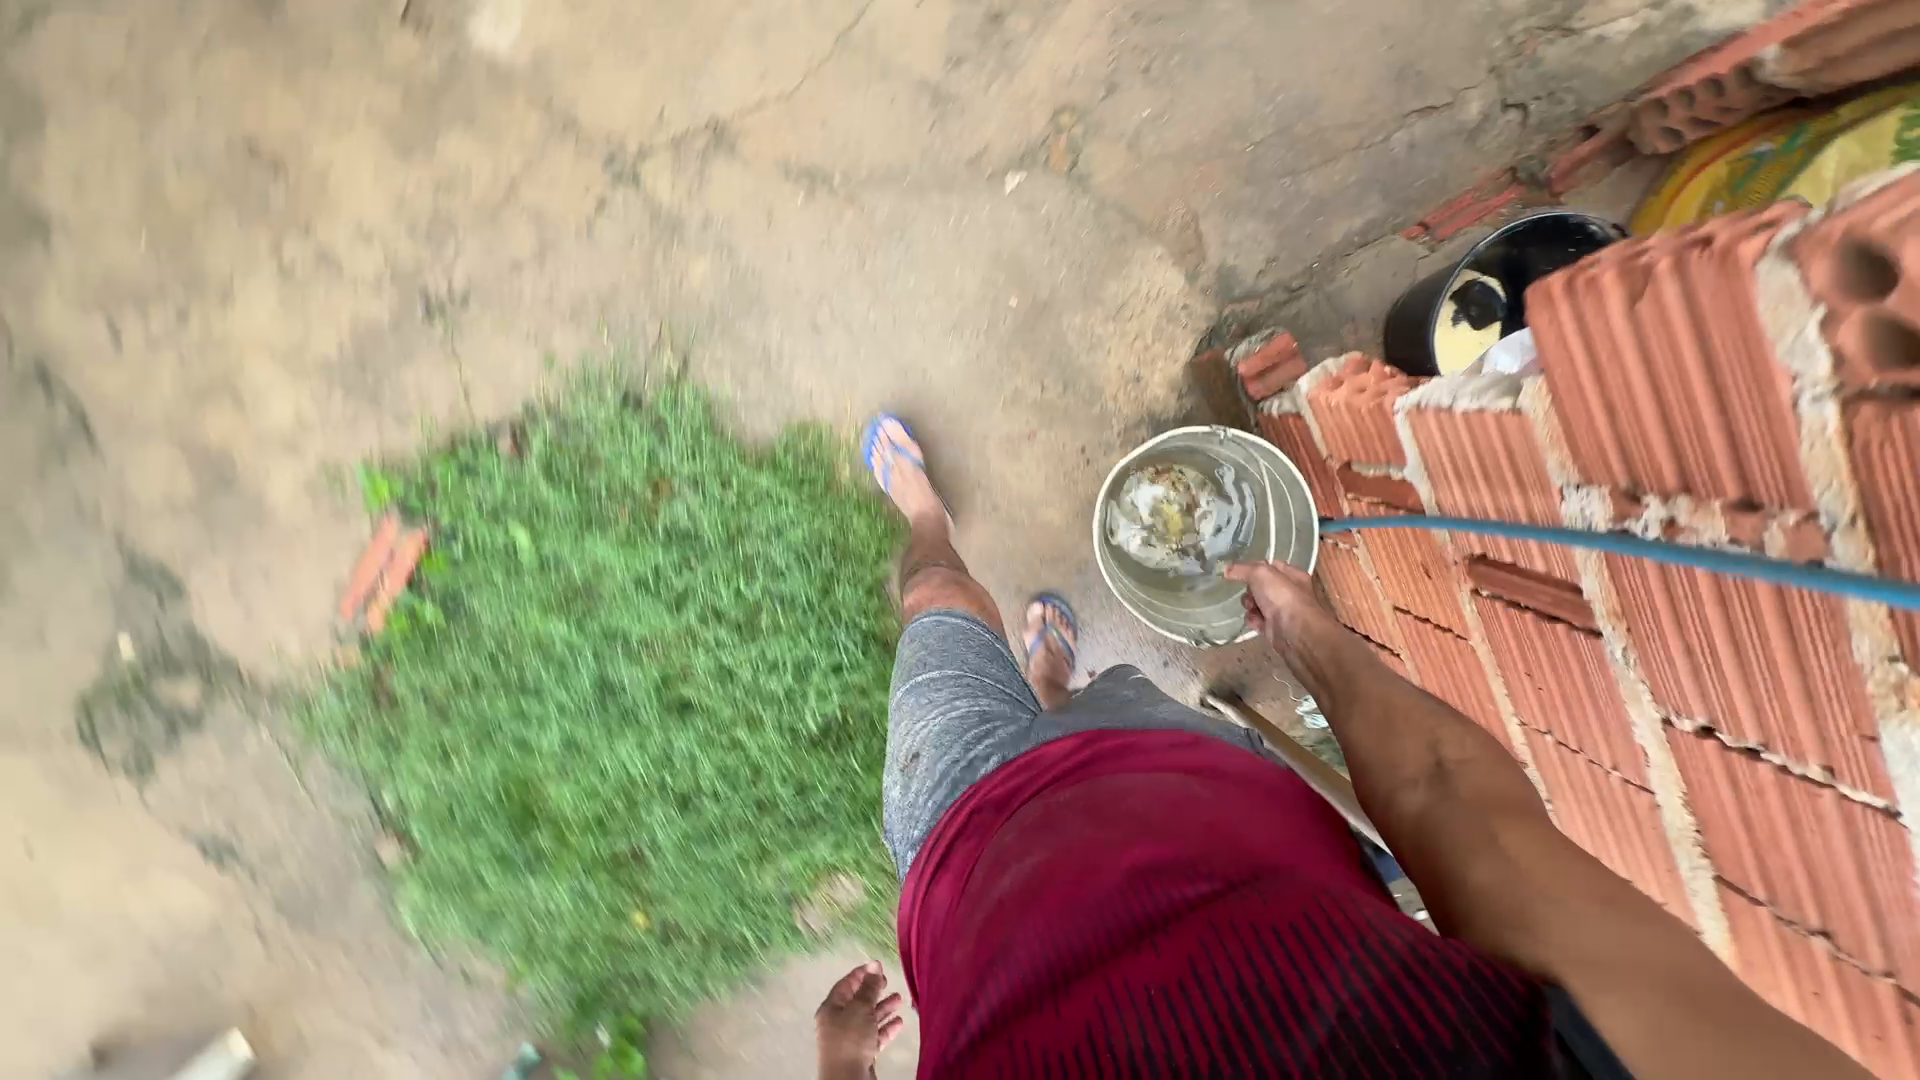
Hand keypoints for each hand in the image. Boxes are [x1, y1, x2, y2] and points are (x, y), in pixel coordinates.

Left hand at [816, 961, 905, 1079]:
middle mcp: (838, 1022)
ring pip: (868, 1018)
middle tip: (888, 982)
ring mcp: (849, 1039)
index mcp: (831, 1008)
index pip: (846, 984)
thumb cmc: (851, 1038)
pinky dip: (886, 1028)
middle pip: (858, 1001)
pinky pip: (874, 1036)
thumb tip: (874, 963)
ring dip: (883, 1009)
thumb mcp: (861, 1007)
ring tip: (899, 1000)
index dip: (861, 974)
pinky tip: (899, 1022)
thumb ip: (869, 986)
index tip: (878, 966)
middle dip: (874, 991)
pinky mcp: (860, 1054)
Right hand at [1224, 560, 1345, 654]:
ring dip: (1250, 606)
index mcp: (1293, 575)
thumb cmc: (1282, 596)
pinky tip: (1255, 621)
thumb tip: (1226, 570)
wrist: (1294, 631)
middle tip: (1250, 593)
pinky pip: (1258, 620)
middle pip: (1261, 587)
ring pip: (1257, 604)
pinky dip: (1253, 621)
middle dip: (1250, 590)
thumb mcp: (1261, 573)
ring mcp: (1283, 611)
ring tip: (1252, 608)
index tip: (1241, 572)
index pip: (1272, 566)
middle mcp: (1290, 593)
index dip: (1255, 568)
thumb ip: (1243, 569)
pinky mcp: (1275, 628)